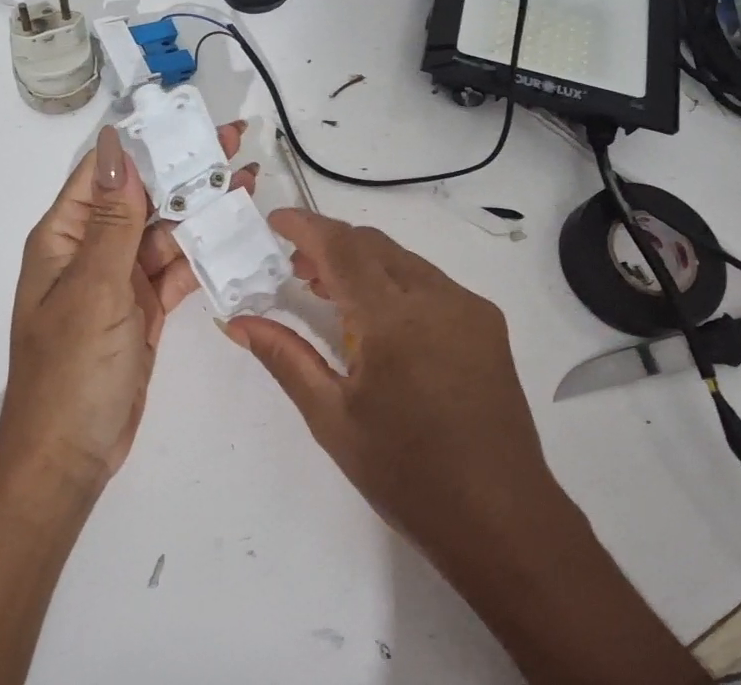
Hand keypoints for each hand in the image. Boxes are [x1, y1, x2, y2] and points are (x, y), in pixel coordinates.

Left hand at [0, 123, 256, 490]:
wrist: (70, 456)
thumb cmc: (71, 369)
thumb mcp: (94, 289)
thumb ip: (113, 220)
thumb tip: (118, 148)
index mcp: (64, 237)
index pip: (105, 172)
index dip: (145, 142)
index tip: (188, 117)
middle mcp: (89, 251)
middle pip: (141, 198)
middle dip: (184, 172)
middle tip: (234, 141)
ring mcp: (117, 282)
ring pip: (164, 233)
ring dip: (201, 211)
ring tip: (247, 182)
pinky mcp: (142, 311)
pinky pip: (175, 271)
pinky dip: (202, 255)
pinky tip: (236, 234)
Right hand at [225, 210, 562, 562]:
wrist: (502, 519)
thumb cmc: (406, 474)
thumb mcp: (332, 418)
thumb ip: (285, 358)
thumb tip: (238, 322)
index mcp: (395, 319)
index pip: (342, 247)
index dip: (305, 227)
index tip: (274, 221)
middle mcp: (439, 299)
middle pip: (375, 246)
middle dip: (331, 245)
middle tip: (293, 270)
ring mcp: (470, 311)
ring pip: (405, 262)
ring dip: (363, 265)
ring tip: (328, 296)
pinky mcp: (488, 328)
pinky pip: (432, 285)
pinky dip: (394, 285)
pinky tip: (377, 323)